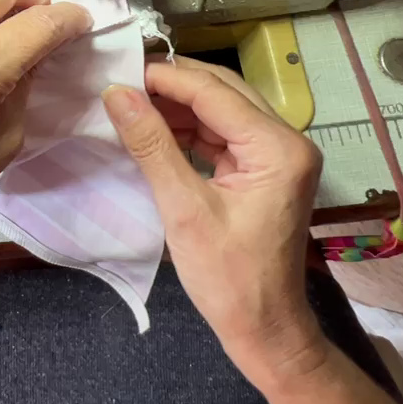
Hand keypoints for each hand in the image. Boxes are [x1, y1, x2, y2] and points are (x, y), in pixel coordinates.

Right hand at [103, 58, 328, 390]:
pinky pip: (221, 133)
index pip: (214, 93)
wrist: (264, 331)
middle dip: (171, 85)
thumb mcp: (184, 209)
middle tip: (121, 82)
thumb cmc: (229, 279)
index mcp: (279, 148)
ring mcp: (276, 155)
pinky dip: (187, 129)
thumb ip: (152, 145)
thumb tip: (117, 94)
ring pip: (220, 109)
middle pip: (222, 92)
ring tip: (130, 103)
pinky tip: (153, 128)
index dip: (165, 79)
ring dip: (176, 106)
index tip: (118, 72)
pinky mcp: (262, 169)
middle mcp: (286, 141)